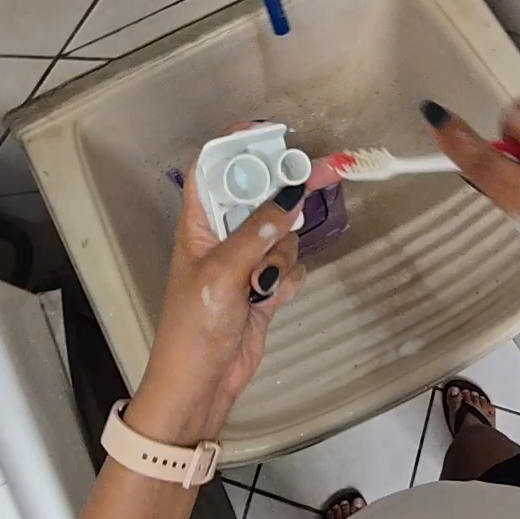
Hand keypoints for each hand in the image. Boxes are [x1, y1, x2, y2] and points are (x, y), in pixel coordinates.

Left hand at [127, 136, 306, 446]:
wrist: (202, 385)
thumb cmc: (195, 327)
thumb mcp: (222, 275)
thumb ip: (257, 234)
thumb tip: (291, 196)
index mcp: (199, 223)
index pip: (214, 168)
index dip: (238, 145)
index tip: (272, 133)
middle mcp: (224, 235)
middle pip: (262, 195)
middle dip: (286, 194)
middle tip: (324, 175)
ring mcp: (247, 260)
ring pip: (284, 232)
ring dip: (282, 253)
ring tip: (262, 283)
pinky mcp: (266, 285)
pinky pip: (291, 264)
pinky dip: (287, 279)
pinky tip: (272, 298)